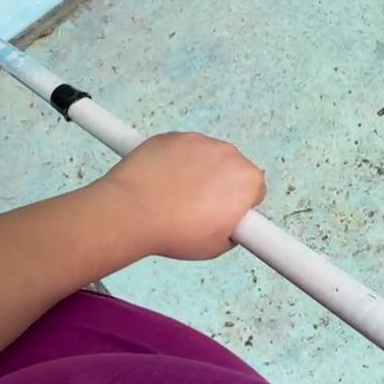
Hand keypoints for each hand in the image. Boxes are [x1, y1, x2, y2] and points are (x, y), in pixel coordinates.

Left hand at [95, 132, 265, 259]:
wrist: (130, 212)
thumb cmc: (172, 231)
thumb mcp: (216, 246)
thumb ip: (232, 230)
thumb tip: (227, 225)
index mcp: (247, 180)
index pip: (254, 191)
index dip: (236, 205)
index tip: (219, 213)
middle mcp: (228, 154)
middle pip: (229, 169)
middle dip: (215, 184)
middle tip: (191, 206)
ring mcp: (197, 141)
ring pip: (202, 156)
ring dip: (192, 170)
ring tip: (170, 195)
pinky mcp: (170, 136)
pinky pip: (177, 149)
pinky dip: (170, 160)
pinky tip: (157, 180)